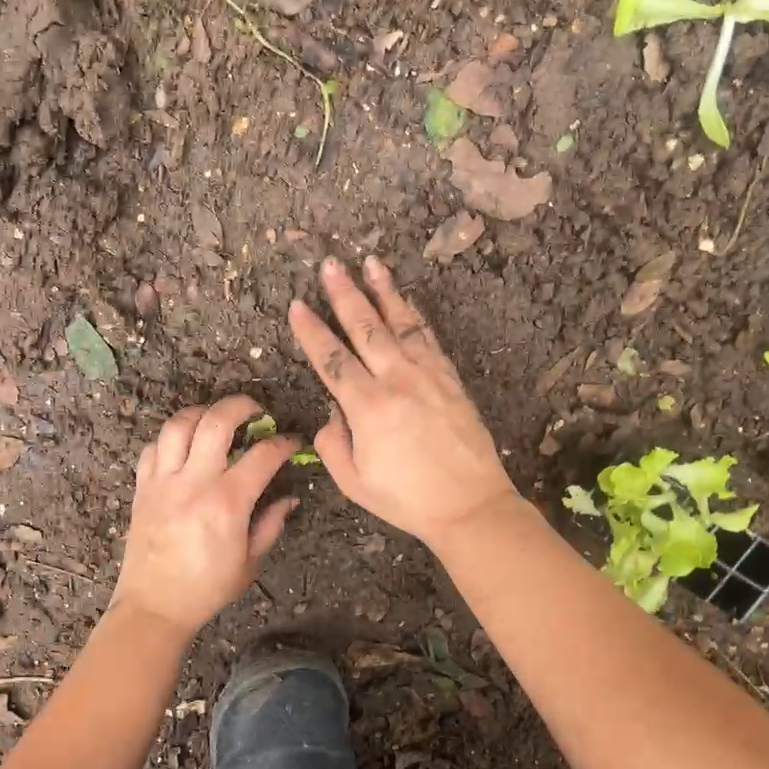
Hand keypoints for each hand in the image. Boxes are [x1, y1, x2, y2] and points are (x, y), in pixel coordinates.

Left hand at [111, 395, 300, 631]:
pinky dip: (170, 439)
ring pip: (179, 424)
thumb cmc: (206, 588)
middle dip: (241, 406)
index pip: (262, 455)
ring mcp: (163, 482)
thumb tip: (288, 499)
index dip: (283, 443)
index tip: (291, 442)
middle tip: (255, 411)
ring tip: (215, 420)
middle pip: (216, 421)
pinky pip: (153, 448)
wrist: (154, 605)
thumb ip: (271, 524)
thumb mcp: (250, 562)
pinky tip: (183, 448)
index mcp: (227, 502)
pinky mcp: (142, 488)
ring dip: (201, 414)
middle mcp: (194, 482)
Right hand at [289, 256, 519, 547]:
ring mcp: (428, 377)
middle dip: (345, 294)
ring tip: (371, 262)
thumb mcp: (354, 482)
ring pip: (401, 324)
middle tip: (330, 264)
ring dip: (384, 291)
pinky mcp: (450, 381)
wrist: (470, 506)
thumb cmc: (407, 499)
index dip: (312, 331)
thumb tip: (331, 412)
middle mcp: (398, 382)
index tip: (298, 305)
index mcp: (369, 408)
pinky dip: (414, 315)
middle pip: (366, 328)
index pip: (332, 360)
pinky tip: (406, 299)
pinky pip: (429, 338)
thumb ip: (333, 443)